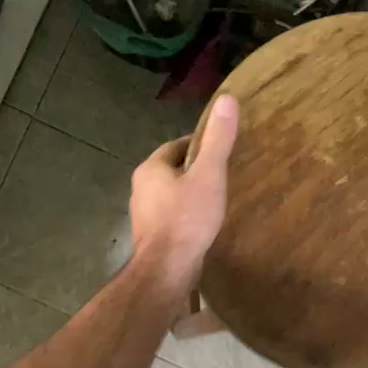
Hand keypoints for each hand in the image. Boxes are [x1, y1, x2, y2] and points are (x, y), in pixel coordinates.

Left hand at [130, 94, 237, 306]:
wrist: (167, 269)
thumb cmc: (187, 219)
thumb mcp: (209, 175)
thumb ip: (218, 140)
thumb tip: (226, 99)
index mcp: (150, 168)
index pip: (177, 146)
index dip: (201, 146)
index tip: (222, 153)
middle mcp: (140, 188)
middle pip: (173, 170)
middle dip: (195, 172)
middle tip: (223, 178)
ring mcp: (143, 214)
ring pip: (171, 194)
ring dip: (190, 195)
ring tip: (215, 201)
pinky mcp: (150, 235)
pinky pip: (170, 216)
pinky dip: (185, 216)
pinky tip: (202, 225)